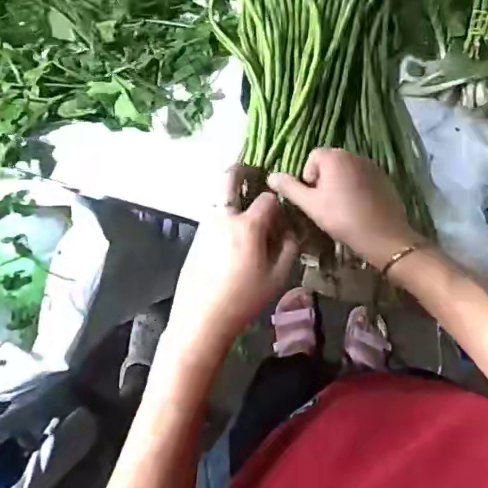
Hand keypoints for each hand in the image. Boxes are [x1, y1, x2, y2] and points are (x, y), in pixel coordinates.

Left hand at [166, 171, 301, 362]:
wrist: (201, 318)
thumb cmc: (244, 299)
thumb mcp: (277, 276)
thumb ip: (289, 247)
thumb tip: (291, 230)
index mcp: (247, 224)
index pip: (268, 198)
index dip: (279, 204)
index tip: (283, 217)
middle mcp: (223, 216)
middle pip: (230, 177)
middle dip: (244, 169)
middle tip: (255, 173)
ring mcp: (206, 224)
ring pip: (220, 197)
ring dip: (233, 195)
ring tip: (248, 214)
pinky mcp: (196, 236)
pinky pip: (214, 215)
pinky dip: (225, 215)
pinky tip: (234, 238)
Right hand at [267, 148, 422, 270]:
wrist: (384, 236)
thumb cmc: (343, 218)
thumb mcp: (310, 205)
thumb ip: (289, 188)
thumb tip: (271, 176)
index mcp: (334, 157)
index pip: (312, 158)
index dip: (308, 178)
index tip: (314, 199)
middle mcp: (353, 154)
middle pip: (329, 162)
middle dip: (323, 180)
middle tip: (326, 205)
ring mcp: (371, 165)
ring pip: (346, 171)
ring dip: (339, 184)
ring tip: (342, 209)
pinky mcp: (383, 177)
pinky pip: (362, 178)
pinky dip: (356, 188)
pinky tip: (358, 208)